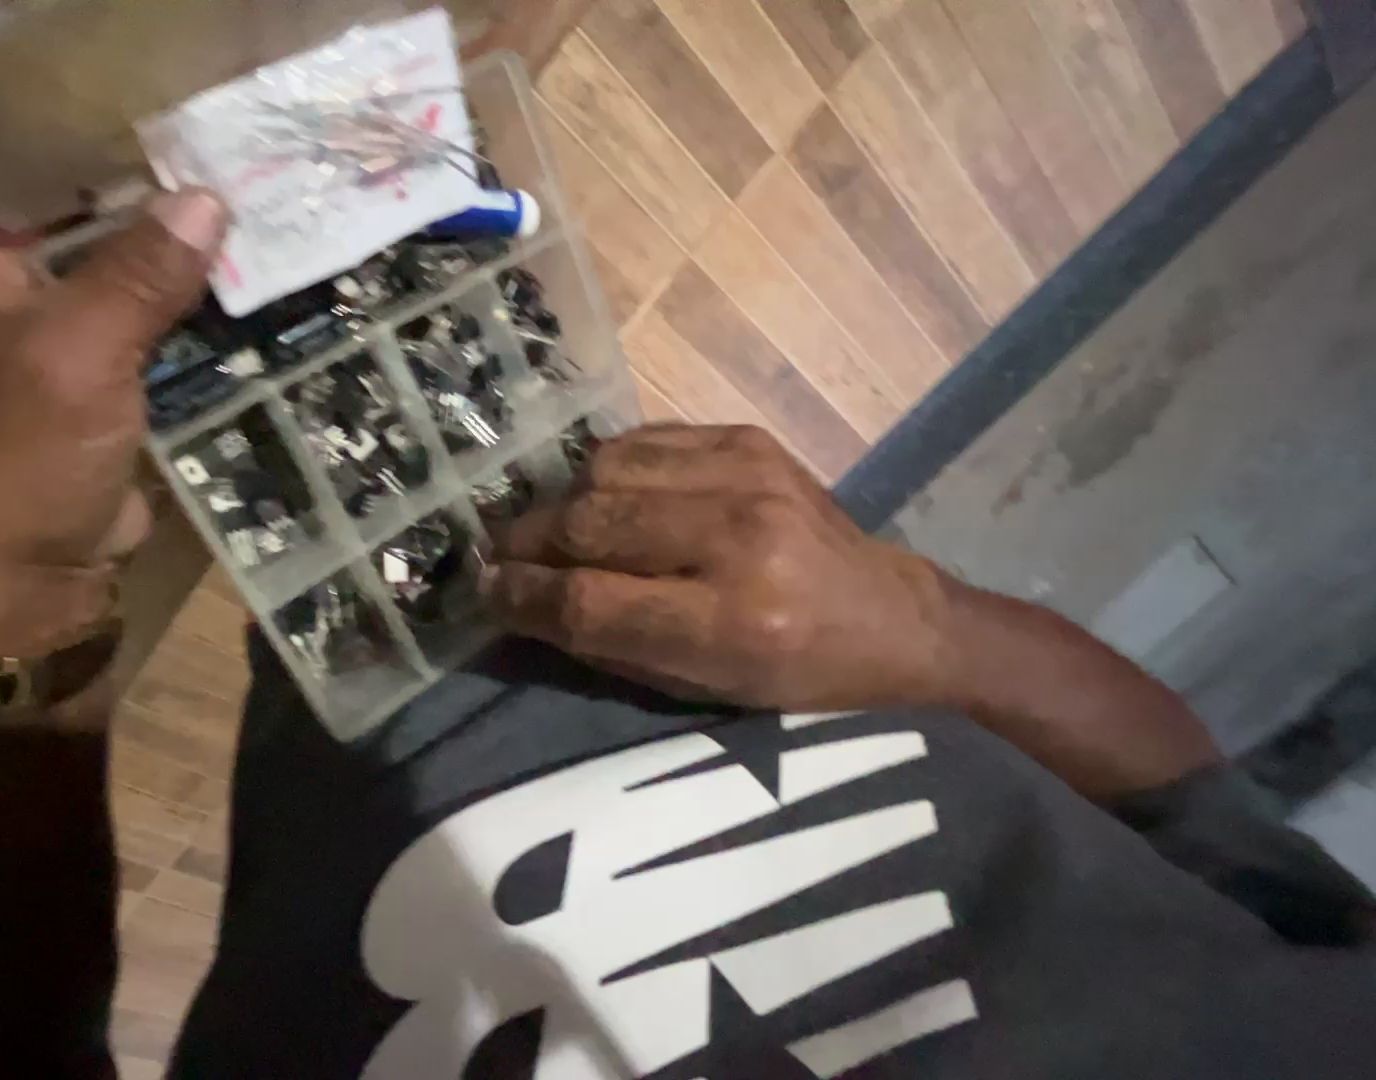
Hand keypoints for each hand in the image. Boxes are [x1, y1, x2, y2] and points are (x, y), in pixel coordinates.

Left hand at [0, 191, 227, 658]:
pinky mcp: (116, 392)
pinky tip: (257, 304)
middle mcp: (26, 294)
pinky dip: (204, 328)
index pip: (56, 179)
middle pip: (107, 234)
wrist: (29, 576)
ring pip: (144, 290)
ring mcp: (75, 346)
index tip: (202, 134)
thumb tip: (206, 199)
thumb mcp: (77, 354)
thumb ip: (136, 276)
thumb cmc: (25, 455)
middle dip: (175, 216)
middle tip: (255, 183)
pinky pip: (165, 343)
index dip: (124, 156)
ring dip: (197, 273)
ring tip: (270, 232)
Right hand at [485, 423, 1221, 796]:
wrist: (891, 615)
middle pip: (587, 525)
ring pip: (602, 472)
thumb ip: (605, 643)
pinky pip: (639, 443)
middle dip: (525, 543)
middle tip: (496, 554)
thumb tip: (520, 601)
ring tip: (549, 527)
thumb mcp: (700, 688)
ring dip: (561, 503)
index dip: (522, 597)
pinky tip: (599, 495)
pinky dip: (603, 471)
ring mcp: (746, 476)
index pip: (589, 602)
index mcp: (732, 622)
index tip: (484, 592)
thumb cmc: (792, 673)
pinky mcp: (747, 440)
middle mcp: (738, 538)